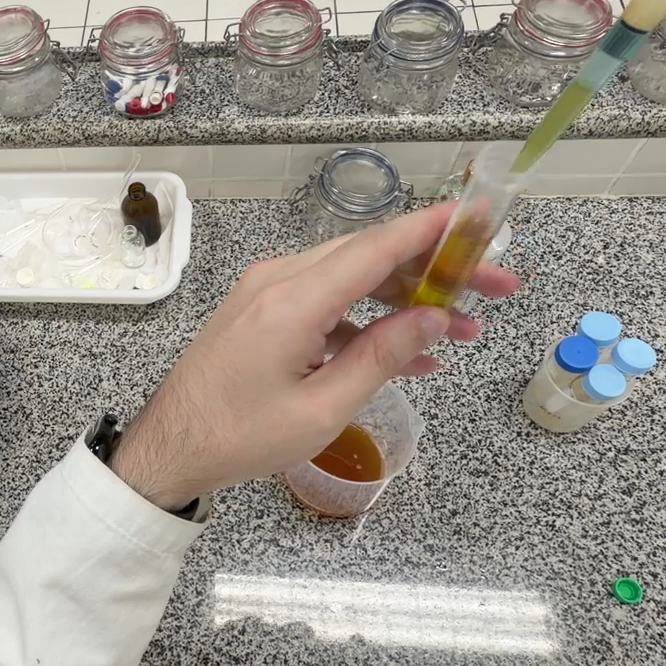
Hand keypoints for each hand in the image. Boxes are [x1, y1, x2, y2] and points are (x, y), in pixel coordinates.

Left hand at [108, 203, 520, 510]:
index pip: (375, 247)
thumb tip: (436, 318)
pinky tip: (407, 353)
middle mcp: (277, 281)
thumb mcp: (322, 409)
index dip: (433, 228)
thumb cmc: (240, 438)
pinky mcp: (259, 313)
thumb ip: (382, 357)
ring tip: (463, 329)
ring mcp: (264, 294)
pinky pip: (324, 305)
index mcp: (291, 300)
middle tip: (495, 289)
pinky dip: (365, 322)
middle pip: (368, 258)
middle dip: (435, 270)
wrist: (170, 447)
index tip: (481, 218)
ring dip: (405, 300)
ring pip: (349, 279)